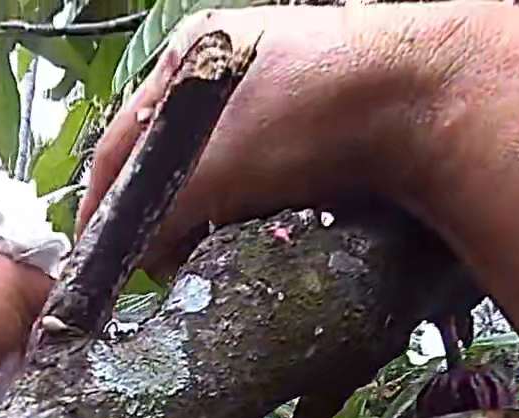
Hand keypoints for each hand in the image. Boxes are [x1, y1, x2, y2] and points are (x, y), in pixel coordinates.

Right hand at [79, 3, 491, 271]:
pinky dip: (221, 207)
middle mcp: (212, 65)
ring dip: (186, 218)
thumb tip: (131, 256)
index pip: (116, 146)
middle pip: (152, 161)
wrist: (427, 97)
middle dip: (147, 217)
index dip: (98, 205)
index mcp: (183, 55)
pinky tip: (230, 226)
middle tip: (151, 260)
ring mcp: (255, 86)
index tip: (91, 253)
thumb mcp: (208, 175)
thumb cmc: (302, 119)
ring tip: (193, 249)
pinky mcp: (290, 115)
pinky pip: (232, 174)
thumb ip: (151, 218)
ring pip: (192, 172)